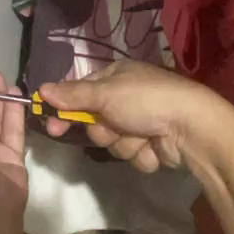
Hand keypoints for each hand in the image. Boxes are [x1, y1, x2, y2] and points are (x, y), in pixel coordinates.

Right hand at [38, 61, 228, 173]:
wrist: (191, 126)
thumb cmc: (146, 101)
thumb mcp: (106, 93)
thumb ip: (73, 95)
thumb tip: (41, 88)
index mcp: (117, 77)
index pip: (80, 94)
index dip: (66, 111)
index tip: (53, 127)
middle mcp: (128, 98)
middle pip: (96, 123)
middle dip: (104, 131)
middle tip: (114, 128)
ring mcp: (142, 123)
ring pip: (114, 142)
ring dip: (125, 143)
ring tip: (142, 136)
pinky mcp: (153, 145)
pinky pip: (134, 155)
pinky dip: (142, 153)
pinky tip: (156, 146)